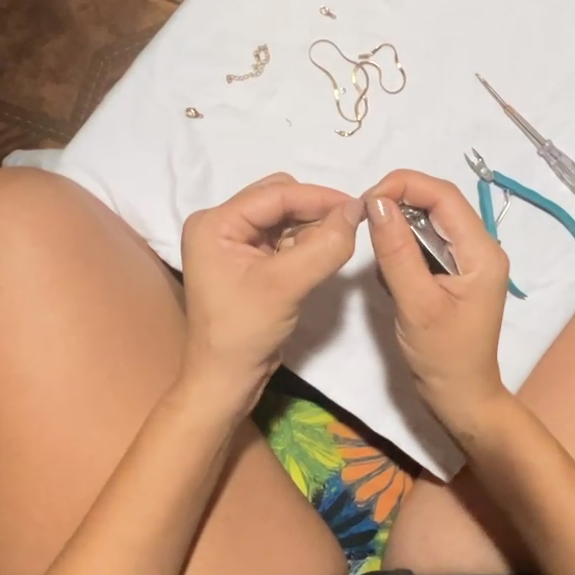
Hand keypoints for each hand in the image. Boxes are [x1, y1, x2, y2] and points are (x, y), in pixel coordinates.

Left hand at [180, 173, 362, 400]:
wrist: (226, 381)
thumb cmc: (245, 332)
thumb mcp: (286, 285)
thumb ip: (324, 245)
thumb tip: (357, 210)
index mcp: (214, 223)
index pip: (275, 193)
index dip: (319, 197)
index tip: (360, 206)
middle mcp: (219, 225)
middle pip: (279, 199)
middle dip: (314, 212)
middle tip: (347, 229)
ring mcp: (232, 243)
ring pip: (284, 217)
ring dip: (311, 228)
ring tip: (332, 249)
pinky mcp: (247, 261)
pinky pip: (282, 238)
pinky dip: (304, 244)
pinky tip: (318, 260)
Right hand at [363, 169, 514, 437]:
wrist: (460, 399)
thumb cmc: (442, 356)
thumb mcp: (415, 303)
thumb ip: (396, 251)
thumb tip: (375, 202)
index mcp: (482, 252)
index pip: (444, 195)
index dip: (404, 186)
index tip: (366, 200)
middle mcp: (480, 248)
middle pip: (438, 203)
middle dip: (398, 202)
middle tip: (363, 218)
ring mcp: (467, 262)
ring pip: (429, 222)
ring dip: (399, 227)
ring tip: (376, 250)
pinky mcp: (453, 275)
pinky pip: (426, 245)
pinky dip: (402, 249)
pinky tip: (390, 275)